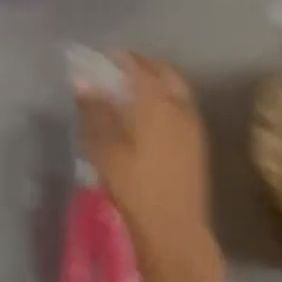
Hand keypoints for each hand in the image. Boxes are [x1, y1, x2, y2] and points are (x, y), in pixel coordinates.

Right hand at [76, 54, 215, 267]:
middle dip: (144, 65)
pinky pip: (182, 107)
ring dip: (157, 82)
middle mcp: (180, 107)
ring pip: (177, 90)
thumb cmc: (133, 183)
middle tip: (120, 67)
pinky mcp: (198, 145)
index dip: (121, 58)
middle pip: (165, 73)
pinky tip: (150, 115)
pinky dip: (166, 100)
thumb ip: (94, 110)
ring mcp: (194, 126)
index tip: (103, 55)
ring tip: (133, 89)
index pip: (138, 67)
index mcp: (156, 102)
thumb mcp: (103, 146)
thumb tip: (83, 81)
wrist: (173, 226)